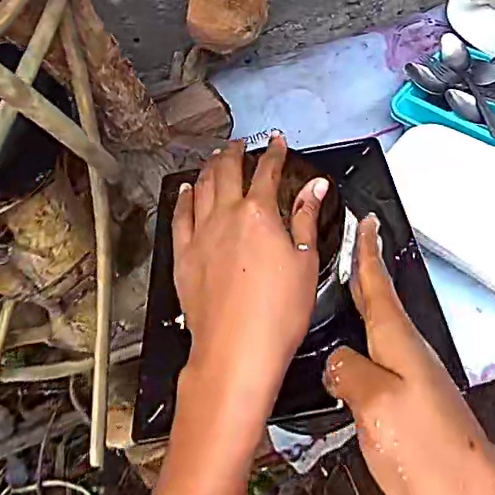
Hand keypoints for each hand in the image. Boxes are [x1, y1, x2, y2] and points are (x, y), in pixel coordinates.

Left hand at [172, 132, 326, 404]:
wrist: (235, 352)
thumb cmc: (276, 315)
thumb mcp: (305, 263)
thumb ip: (305, 217)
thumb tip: (315, 188)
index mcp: (259, 214)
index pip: (267, 171)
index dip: (273, 152)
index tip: (276, 142)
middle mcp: (226, 215)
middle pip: (227, 170)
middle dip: (235, 151)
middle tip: (240, 144)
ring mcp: (201, 234)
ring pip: (201, 186)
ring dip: (209, 167)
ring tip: (215, 158)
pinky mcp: (183, 255)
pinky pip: (179, 215)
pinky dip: (183, 197)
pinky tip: (186, 190)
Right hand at [325, 216, 494, 494]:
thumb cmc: (432, 453)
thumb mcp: (375, 403)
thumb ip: (348, 371)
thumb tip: (334, 361)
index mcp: (398, 341)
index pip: (378, 283)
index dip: (369, 250)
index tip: (368, 221)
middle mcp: (408, 355)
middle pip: (381, 301)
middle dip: (367, 271)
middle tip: (357, 245)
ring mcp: (413, 380)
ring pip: (381, 330)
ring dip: (366, 305)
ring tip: (350, 290)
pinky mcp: (412, 407)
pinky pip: (381, 361)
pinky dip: (366, 345)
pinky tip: (358, 354)